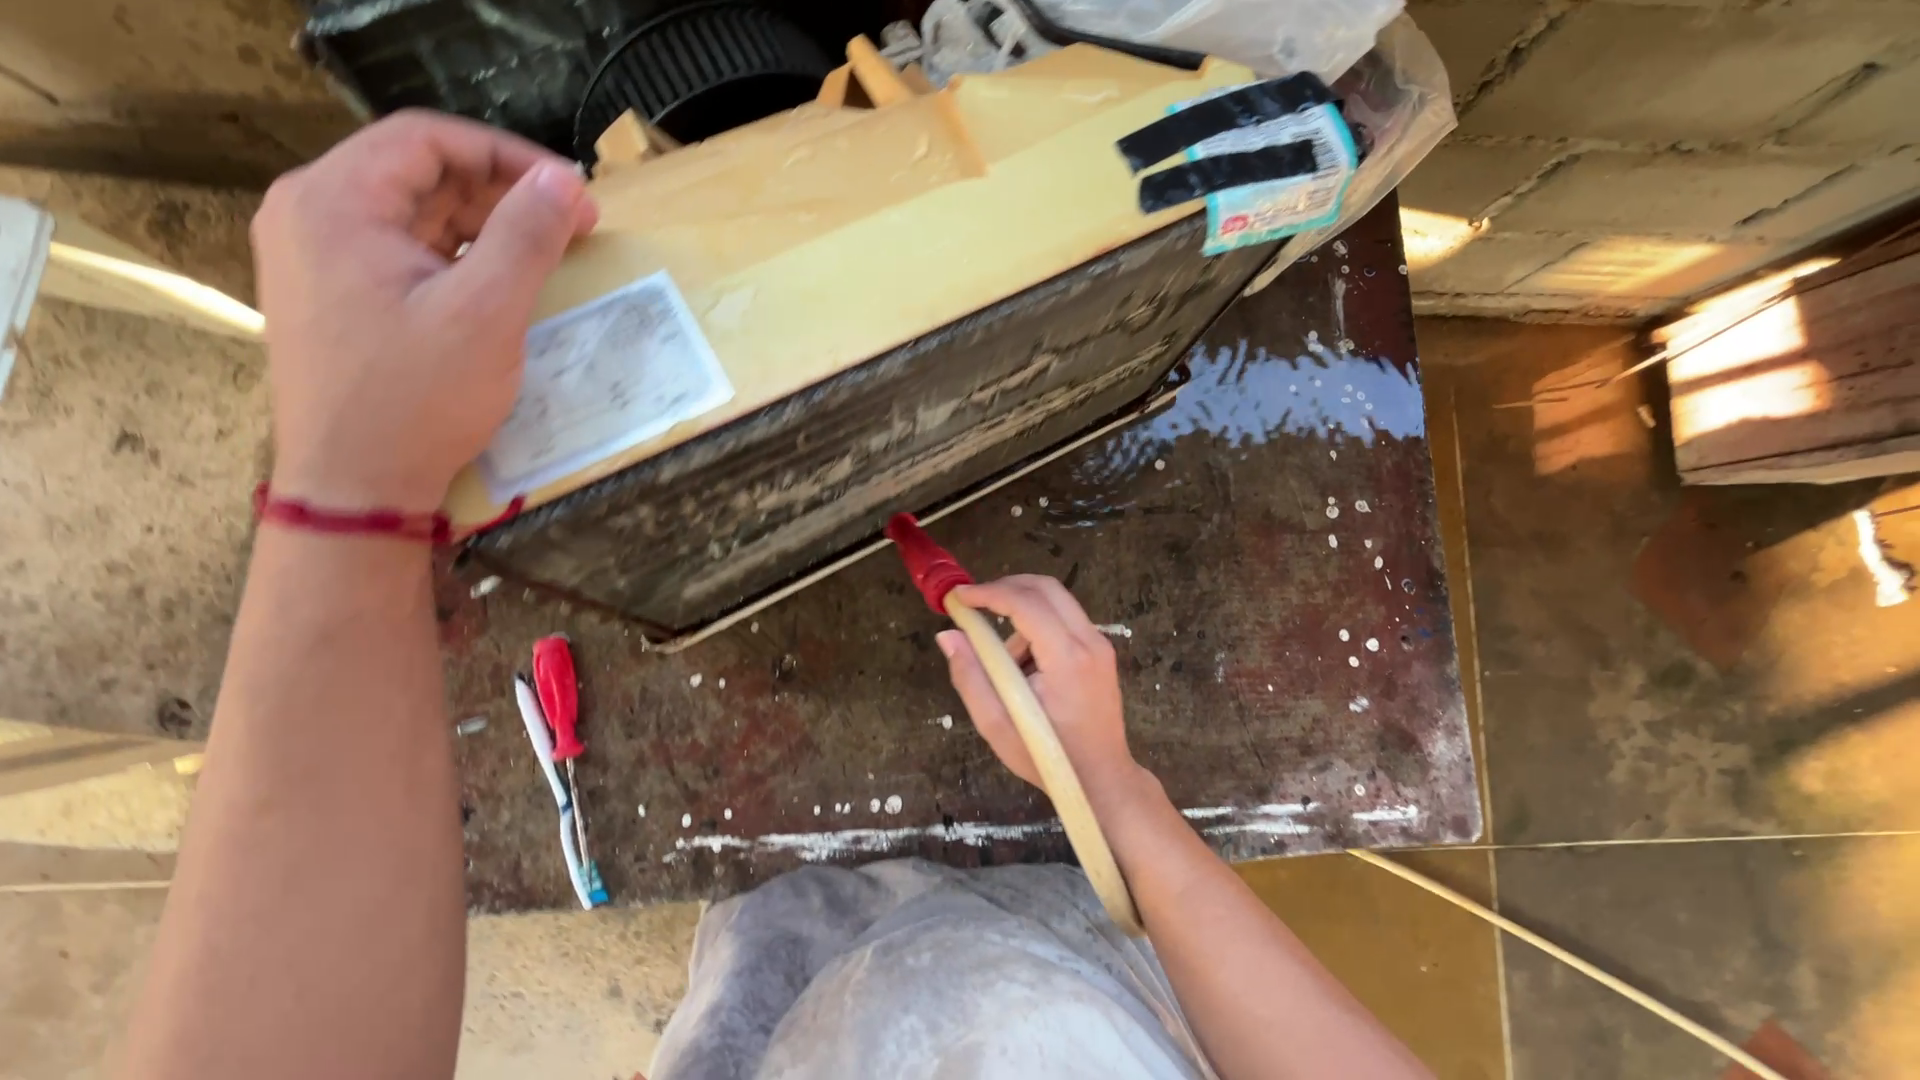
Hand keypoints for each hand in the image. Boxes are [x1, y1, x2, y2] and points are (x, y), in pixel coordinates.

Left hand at [251, 110, 598, 511]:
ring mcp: (318, 258)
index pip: (427, 139)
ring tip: (549, 253)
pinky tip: (504, 283)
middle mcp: (312, 215)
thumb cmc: (418, 397)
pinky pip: (406, 254)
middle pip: (420, 174)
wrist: (356, 486)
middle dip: (504, 193)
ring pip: (416, 215)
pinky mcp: (335, 296)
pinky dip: (461, 258)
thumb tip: (564, 180)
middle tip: (573, 225)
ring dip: (487, 226)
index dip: (508, 154)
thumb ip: (527, 235)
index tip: (572, 189)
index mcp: (334, 201)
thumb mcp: (486, 313)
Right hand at [938, 575, 1143, 801]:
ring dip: (1021, 615)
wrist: (1101, 779)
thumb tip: (948, 635)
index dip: (988, 593)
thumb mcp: (996, 725)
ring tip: (1004, 665)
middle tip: (973, 604)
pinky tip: (1025, 670)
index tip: (958, 597)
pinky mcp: (1101, 652)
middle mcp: (1090, 641)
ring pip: (1055, 601)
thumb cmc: (1048, 757)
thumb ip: (970, 676)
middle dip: (1005, 587)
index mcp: (1066, 658)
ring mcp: (1100, 644)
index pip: (1025, 603)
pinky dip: (1037, 627)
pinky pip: (1064, 620)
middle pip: (1046, 587)